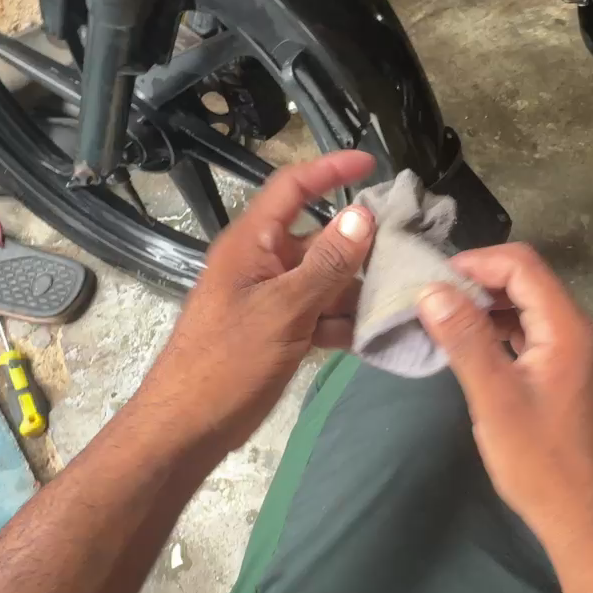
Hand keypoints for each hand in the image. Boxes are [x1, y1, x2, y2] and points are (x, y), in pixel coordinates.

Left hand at [140, 151, 376, 448]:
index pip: (292, 187)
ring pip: (326, 279)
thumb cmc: (227, 362)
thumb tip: (363, 216)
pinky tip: (371, 335)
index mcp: (253, 243)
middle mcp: (264, 262)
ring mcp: (273, 297)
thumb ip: (326, 263)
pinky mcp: (280, 329)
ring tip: (396, 299)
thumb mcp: (283, 309)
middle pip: (321, 238)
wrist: (187, 429)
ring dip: (357, 290)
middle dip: (360, 246)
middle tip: (406, 251)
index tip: (371, 163)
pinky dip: (343, 321)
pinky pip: (321, 312)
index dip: (330, 169)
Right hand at [415, 244, 592, 546]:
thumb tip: (432, 290)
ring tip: (442, 315)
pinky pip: (527, 331)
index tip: (435, 277)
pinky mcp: (560, 369)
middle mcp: (574, 328)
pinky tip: (467, 342)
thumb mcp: (495, 398)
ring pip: (525, 305)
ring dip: (486, 304)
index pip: (523, 266)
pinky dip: (497, 328)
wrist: (578, 515)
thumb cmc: (538, 459)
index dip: (478, 262)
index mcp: (566, 326)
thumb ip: (465, 340)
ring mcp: (569, 349)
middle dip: (479, 280)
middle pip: (526, 280)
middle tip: (432, 295)